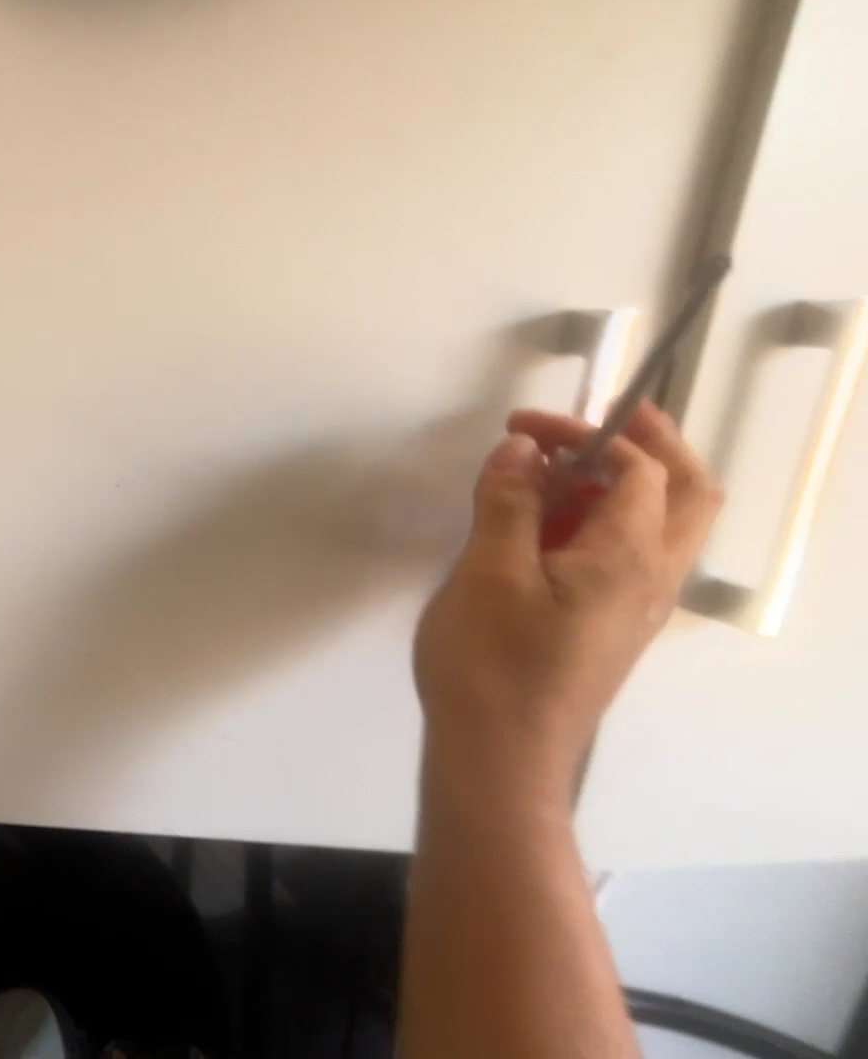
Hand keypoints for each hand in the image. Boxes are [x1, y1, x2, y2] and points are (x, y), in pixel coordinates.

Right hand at [413, 401, 721, 793]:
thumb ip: (508, 505)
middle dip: (648, 445)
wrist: (499, 749)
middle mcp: (650, 578)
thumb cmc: (490, 660)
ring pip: (660, 527)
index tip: (522, 426)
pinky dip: (599, 522)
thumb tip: (521, 449)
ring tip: (553, 473)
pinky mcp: (606, 627)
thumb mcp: (487, 572)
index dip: (588, 432)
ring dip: (622, 484)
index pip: (640, 470)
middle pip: (685, 493)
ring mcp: (632, 607)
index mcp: (628, 558)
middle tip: (591, 421)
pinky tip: (543, 531)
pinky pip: (625, 557)